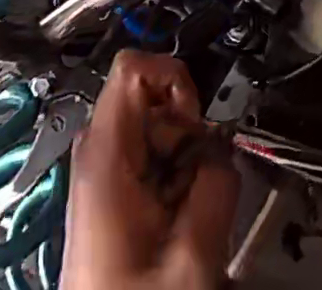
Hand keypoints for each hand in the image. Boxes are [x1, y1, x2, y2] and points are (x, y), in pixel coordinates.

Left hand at [62, 50, 239, 289]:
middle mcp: (98, 149)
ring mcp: (103, 167)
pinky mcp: (111, 186)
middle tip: (192, 189)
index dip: (173, 79)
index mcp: (106, 151)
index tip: (195, 124)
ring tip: (182, 217)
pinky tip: (170, 222)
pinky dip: (173, 180)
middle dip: (186, 136)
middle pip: (153, 101)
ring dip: (184, 164)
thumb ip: (219, 185)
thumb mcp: (192, 255)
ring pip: (159, 131)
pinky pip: (153, 158)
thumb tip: (223, 148)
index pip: (133, 67)